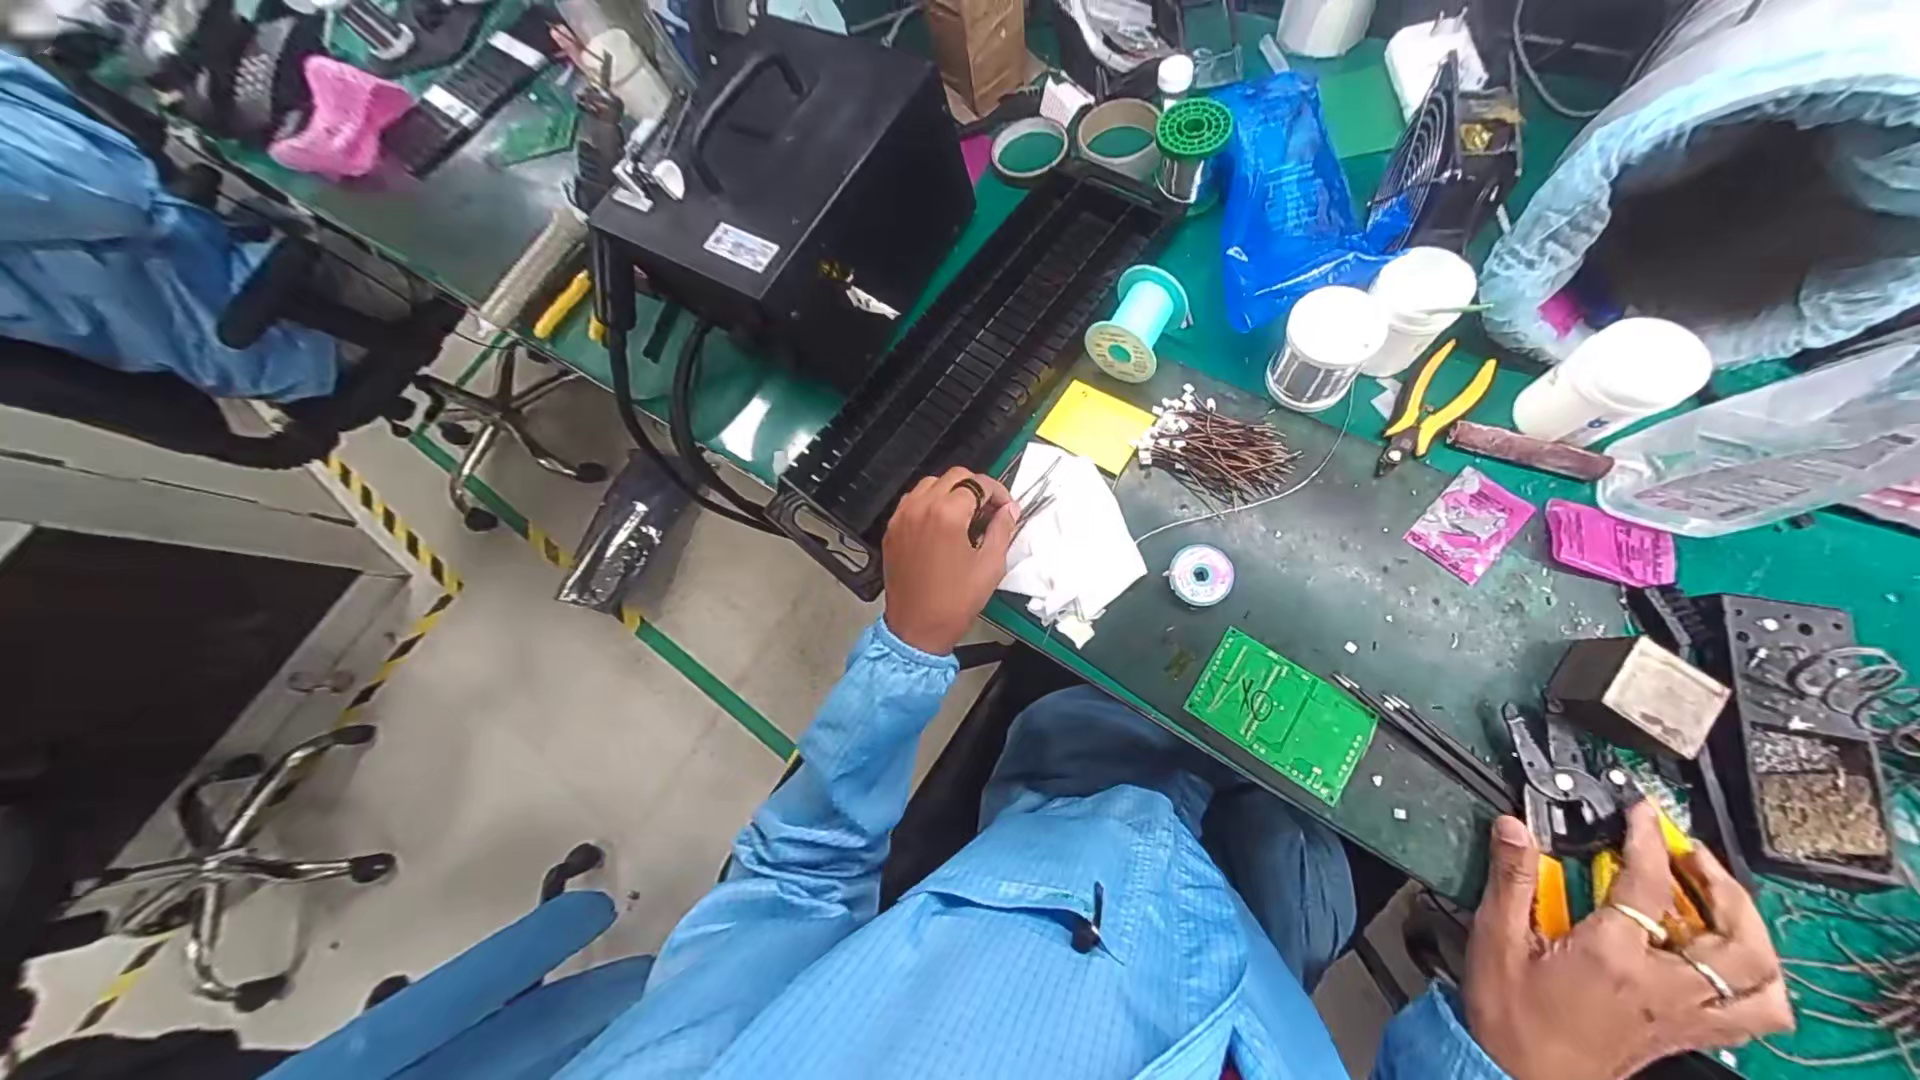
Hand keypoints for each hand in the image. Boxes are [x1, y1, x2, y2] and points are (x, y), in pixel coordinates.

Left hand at [882, 467, 1014, 654]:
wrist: (916, 629)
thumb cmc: (953, 603)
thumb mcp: (990, 566)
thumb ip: (1002, 530)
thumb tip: (1008, 511)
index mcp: (946, 514)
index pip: (977, 483)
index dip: (998, 492)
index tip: (1006, 507)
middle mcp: (920, 508)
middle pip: (953, 477)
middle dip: (976, 488)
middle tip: (990, 510)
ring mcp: (902, 518)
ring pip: (930, 484)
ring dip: (952, 492)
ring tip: (967, 516)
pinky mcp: (892, 530)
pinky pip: (912, 501)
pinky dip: (930, 503)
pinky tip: (943, 524)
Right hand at [1464, 803, 1793, 1079]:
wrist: (1523, 1071)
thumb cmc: (1510, 1005)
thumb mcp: (1496, 934)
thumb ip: (1511, 877)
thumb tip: (1515, 826)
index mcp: (1614, 958)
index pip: (1647, 887)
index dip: (1647, 841)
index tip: (1644, 814)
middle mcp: (1665, 988)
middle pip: (1737, 940)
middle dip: (1724, 887)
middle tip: (1692, 853)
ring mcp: (1687, 1015)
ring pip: (1763, 981)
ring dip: (1752, 933)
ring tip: (1720, 901)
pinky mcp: (1691, 1033)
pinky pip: (1756, 1012)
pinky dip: (1756, 978)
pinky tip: (1723, 957)